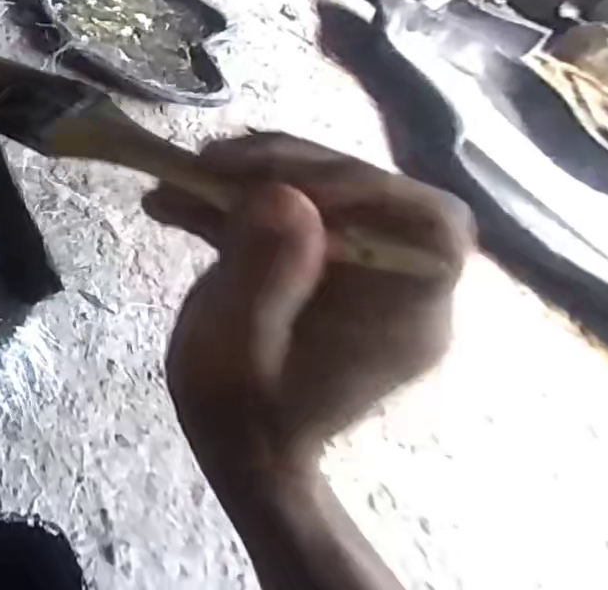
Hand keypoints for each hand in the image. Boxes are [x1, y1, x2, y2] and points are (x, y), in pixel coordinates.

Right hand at [145, 134, 472, 471]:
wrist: (236, 440)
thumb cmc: (239, 413)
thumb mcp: (236, 350)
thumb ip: (262, 276)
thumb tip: (281, 194)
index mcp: (401, 311)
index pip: (429, 224)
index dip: (363, 187)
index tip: (282, 185)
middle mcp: (389, 278)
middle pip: (362, 189)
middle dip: (281, 167)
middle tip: (207, 168)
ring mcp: (351, 264)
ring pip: (315, 186)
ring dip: (246, 174)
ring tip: (180, 180)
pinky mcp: (311, 254)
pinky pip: (282, 205)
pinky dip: (230, 195)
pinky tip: (178, 200)